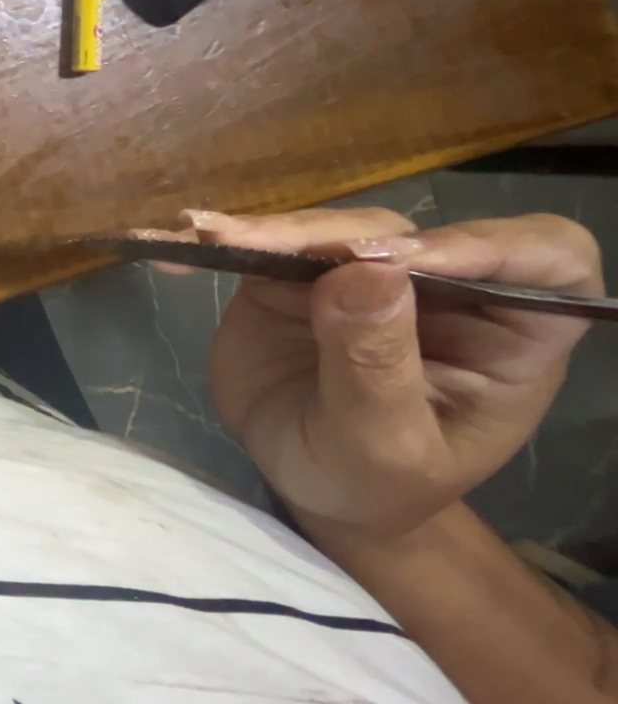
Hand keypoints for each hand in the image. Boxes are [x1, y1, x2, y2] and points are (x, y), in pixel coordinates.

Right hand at [158, 208, 601, 538]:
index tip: (396, 261)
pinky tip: (174, 245)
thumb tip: (366, 273)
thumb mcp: (383, 443)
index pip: (540, 259)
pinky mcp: (287, 280)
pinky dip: (215, 242)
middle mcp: (438, 292)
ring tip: (198, 238)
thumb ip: (376, 364)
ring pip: (323, 231)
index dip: (483, 245)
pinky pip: (258, 246)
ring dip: (262, 230)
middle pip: (400, 233)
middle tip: (254, 247)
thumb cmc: (371, 481)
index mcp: (504, 333)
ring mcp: (355, 282)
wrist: (301, 482)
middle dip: (329, 237)